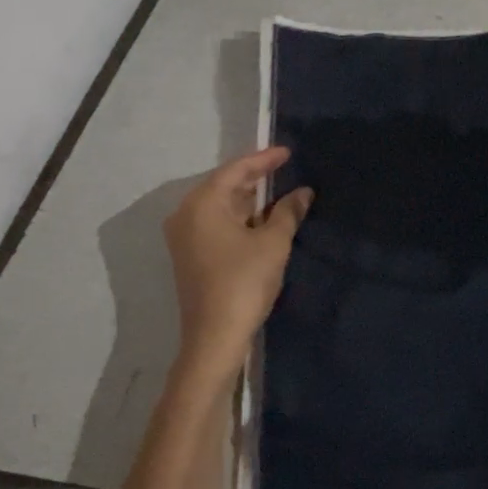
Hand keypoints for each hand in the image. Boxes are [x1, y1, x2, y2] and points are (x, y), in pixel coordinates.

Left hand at [163, 147, 312, 367]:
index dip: (264, 160)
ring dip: (248, 202)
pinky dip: (239, 220)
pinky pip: (216, 225)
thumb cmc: (244, 282)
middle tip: (284, 171)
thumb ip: (288, 212)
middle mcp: (186, 214)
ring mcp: (184, 237)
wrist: (215, 336)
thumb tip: (303, 193)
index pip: (235, 170)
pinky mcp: (190, 257)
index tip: (287, 152)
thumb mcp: (273, 244)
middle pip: (223, 187)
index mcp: (202, 204)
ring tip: (278, 194)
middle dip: (254, 180)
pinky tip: (262, 222)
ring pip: (220, 208)